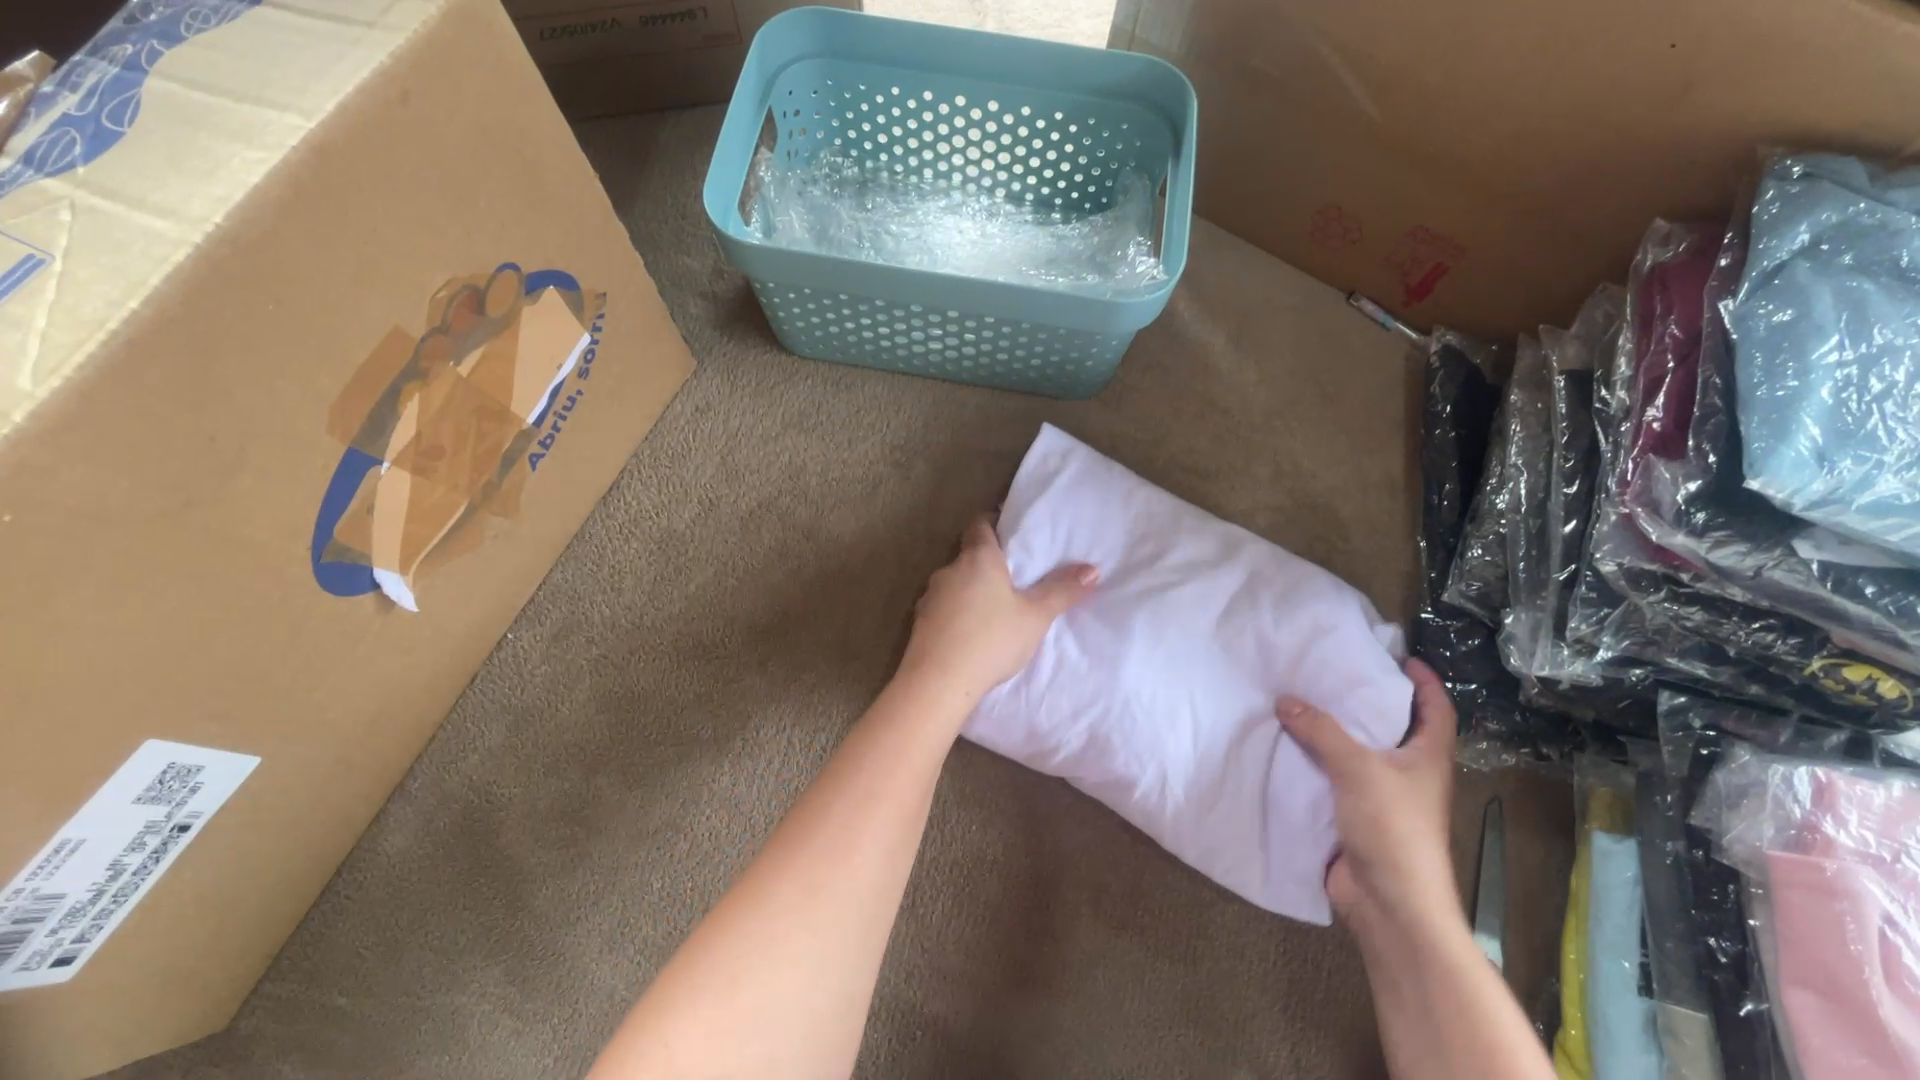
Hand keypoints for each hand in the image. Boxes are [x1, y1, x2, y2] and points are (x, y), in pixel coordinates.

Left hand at [898, 515, 1097, 707]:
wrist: (938, 682)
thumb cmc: (991, 640)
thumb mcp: (1036, 617)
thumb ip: (1062, 591)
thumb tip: (1092, 569)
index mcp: (978, 558)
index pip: (980, 524)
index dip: (993, 523)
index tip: (1010, 534)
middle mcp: (949, 570)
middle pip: (968, 556)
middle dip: (987, 565)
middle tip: (1012, 580)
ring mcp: (929, 596)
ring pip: (954, 584)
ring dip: (970, 592)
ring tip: (993, 611)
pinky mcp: (919, 623)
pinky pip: (942, 610)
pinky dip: (956, 615)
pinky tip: (970, 635)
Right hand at [1278, 658, 1460, 945]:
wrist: (1389, 903)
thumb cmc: (1392, 828)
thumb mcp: (1358, 769)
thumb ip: (1322, 732)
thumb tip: (1285, 699)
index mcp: (1428, 758)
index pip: (1437, 709)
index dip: (1425, 681)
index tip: (1402, 658)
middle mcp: (1410, 775)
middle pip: (1395, 729)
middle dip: (1369, 703)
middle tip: (1335, 675)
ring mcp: (1383, 799)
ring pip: (1359, 756)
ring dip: (1335, 734)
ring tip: (1304, 704)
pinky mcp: (1355, 820)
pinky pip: (1333, 782)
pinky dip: (1315, 766)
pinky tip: (1288, 751)